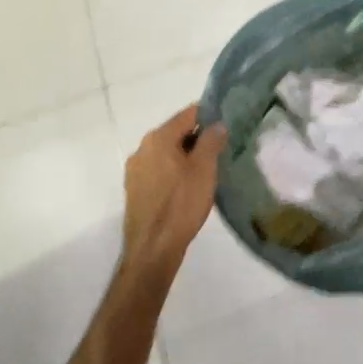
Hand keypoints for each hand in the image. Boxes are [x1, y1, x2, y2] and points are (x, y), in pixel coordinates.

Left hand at [122, 105, 226, 274]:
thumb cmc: (181, 205)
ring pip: (167, 153)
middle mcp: (142, 148)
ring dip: (186, 157)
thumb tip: (217, 124)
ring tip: (207, 172)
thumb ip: (211, 141)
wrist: (152, 249)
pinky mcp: (135, 190)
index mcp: (158, 138)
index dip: (209, 116)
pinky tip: (188, 188)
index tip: (227, 125)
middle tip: (221, 151)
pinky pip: (159, 171)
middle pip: (176, 133)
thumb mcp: (204, 170)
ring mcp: (135, 170)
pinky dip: (174, 173)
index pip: (188, 114)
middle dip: (198, 139)